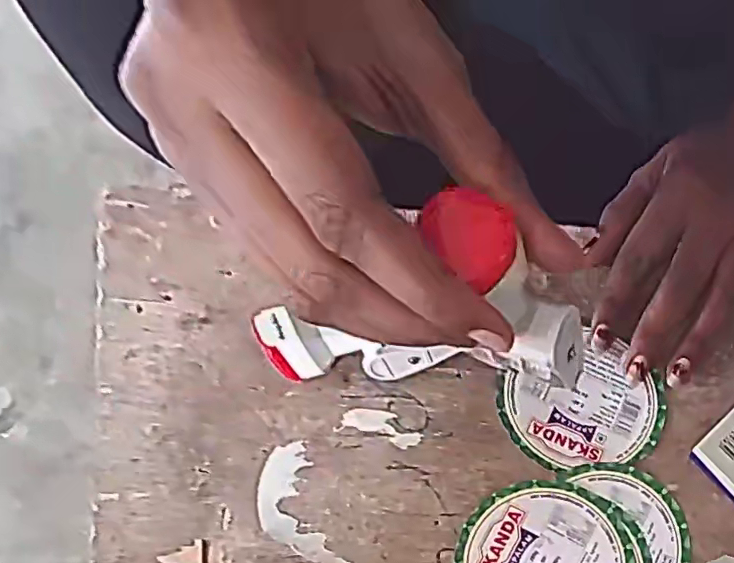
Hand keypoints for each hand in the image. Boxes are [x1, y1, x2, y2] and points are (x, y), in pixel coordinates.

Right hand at [120, 0, 583, 347]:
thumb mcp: (421, 60)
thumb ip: (491, 166)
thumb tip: (557, 253)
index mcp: (239, 56)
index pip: (346, 219)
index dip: (426, 293)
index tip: (489, 329)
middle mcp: (188, 111)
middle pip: (312, 271)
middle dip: (406, 323)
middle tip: (471, 335)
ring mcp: (176, 144)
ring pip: (289, 281)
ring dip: (378, 318)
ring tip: (442, 319)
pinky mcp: (189, 169)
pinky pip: (277, 261)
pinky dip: (346, 289)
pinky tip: (395, 291)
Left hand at [588, 123, 733, 384]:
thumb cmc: (703, 157)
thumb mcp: (654, 169)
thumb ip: (622, 212)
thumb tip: (590, 257)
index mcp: (676, 200)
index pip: (639, 257)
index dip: (618, 299)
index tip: (602, 335)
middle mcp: (712, 223)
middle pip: (679, 287)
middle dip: (655, 331)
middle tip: (635, 370)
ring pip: (723, 296)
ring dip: (701, 339)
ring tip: (679, 375)